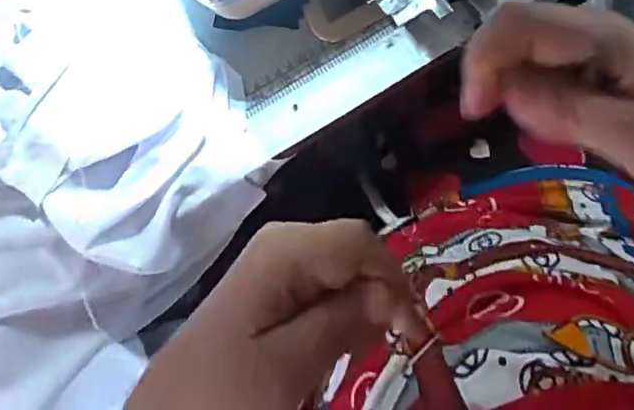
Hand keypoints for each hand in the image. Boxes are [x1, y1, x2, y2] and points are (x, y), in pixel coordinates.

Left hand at [126, 220, 420, 409]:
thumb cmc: (220, 399)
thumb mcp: (284, 371)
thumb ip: (338, 322)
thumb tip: (387, 290)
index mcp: (283, 248)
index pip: (358, 239)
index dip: (392, 279)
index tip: (412, 332)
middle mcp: (278, 246)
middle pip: (349, 252)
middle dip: (378, 291)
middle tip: (397, 345)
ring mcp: (269, 271)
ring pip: (336, 274)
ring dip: (359, 307)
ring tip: (367, 349)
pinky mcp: (264, 298)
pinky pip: (315, 295)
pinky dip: (335, 318)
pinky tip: (335, 346)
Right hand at [460, 3, 633, 211]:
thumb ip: (568, 110)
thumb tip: (501, 89)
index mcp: (601, 34)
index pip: (517, 22)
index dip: (484, 57)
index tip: (473, 112)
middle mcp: (588, 34)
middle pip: (511, 32)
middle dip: (488, 71)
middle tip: (486, 126)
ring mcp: (589, 57)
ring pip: (520, 55)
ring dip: (505, 88)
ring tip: (523, 133)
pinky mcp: (591, 82)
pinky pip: (539, 80)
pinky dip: (526, 103)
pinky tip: (543, 133)